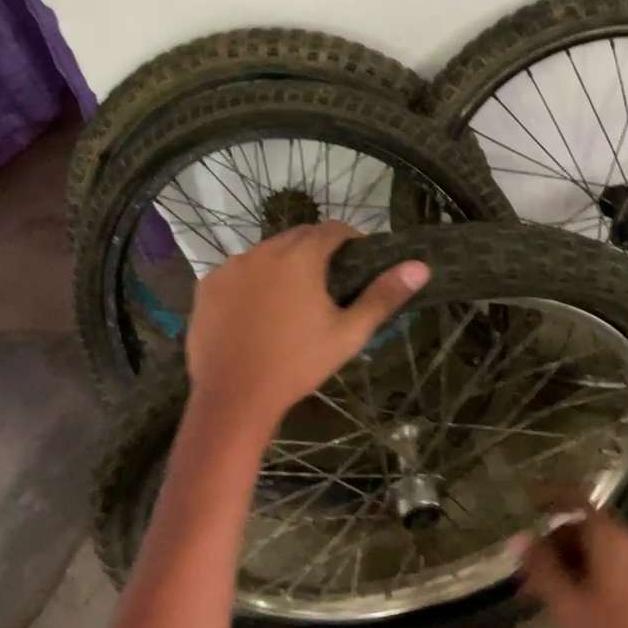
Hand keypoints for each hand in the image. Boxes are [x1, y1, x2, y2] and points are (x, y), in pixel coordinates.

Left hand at [185, 221, 428, 432]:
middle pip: (298, 237)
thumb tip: (420, 266)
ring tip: (293, 299)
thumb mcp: (348, 334)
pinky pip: (238, 272)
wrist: (233, 398)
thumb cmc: (297, 364)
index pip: (332, 229)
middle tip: (330, 284)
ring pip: (266, 253)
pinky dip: (252, 281)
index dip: (350, 239)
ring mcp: (231, 266)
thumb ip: (383, 296)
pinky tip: (258, 312)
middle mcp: (264, 250)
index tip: (359, 261)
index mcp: (301, 256)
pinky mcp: (207, 285)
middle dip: (317, 251)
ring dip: (283, 264)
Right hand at [518, 500, 627, 627]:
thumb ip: (542, 568)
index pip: (577, 499)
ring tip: (539, 591)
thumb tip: (518, 537)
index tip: (525, 500)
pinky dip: (585, 578)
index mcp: (613, 537)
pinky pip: (610, 571)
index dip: (550, 496)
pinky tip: (568, 603)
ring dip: (566, 565)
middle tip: (525, 568)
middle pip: (585, 528)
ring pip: (596, 553)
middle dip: (552, 544)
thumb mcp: (568, 605)